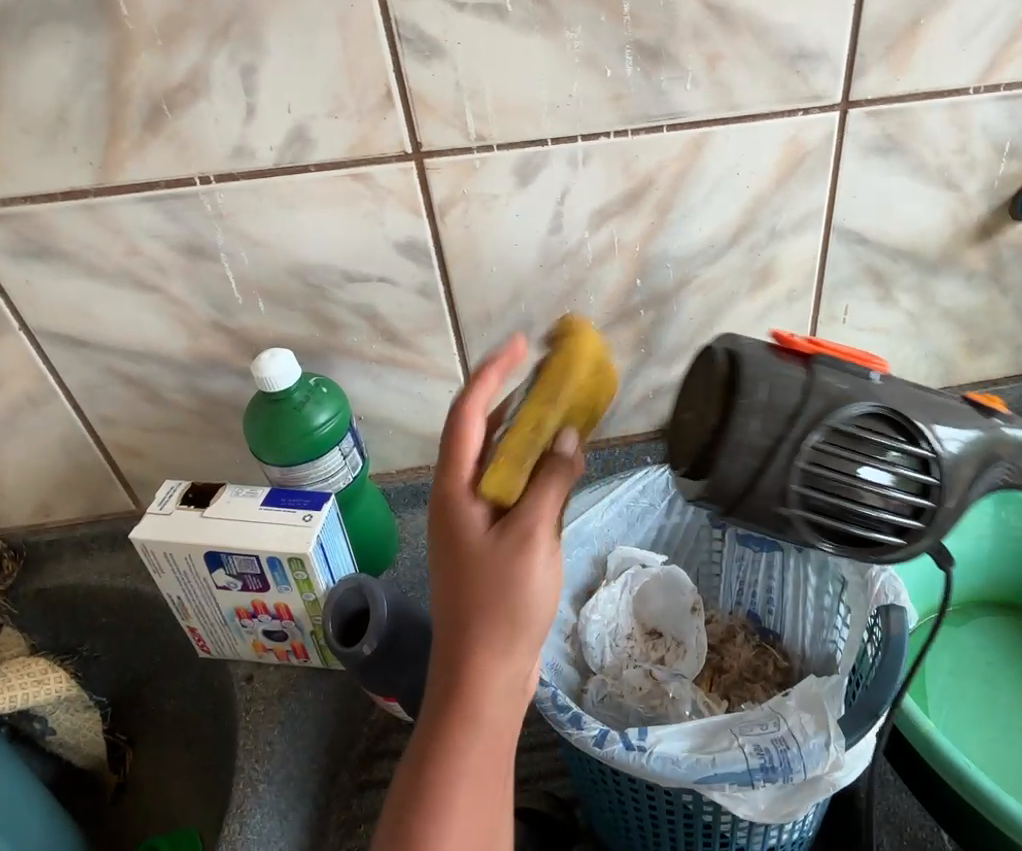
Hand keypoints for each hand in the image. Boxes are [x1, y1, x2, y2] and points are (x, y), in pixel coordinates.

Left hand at [427, 334, 585, 716]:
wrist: (483, 675)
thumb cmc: (501, 603)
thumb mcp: (532, 535)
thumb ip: (550, 480)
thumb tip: (567, 437)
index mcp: (454, 487)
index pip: (468, 413)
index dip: (492, 373)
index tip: (522, 346)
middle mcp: (456, 496)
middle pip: (480, 433)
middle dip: (512, 400)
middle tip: (551, 378)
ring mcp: (469, 520)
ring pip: (496, 463)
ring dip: (525, 437)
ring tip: (561, 414)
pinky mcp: (486, 541)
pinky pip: (507, 490)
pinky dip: (531, 472)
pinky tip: (559, 471)